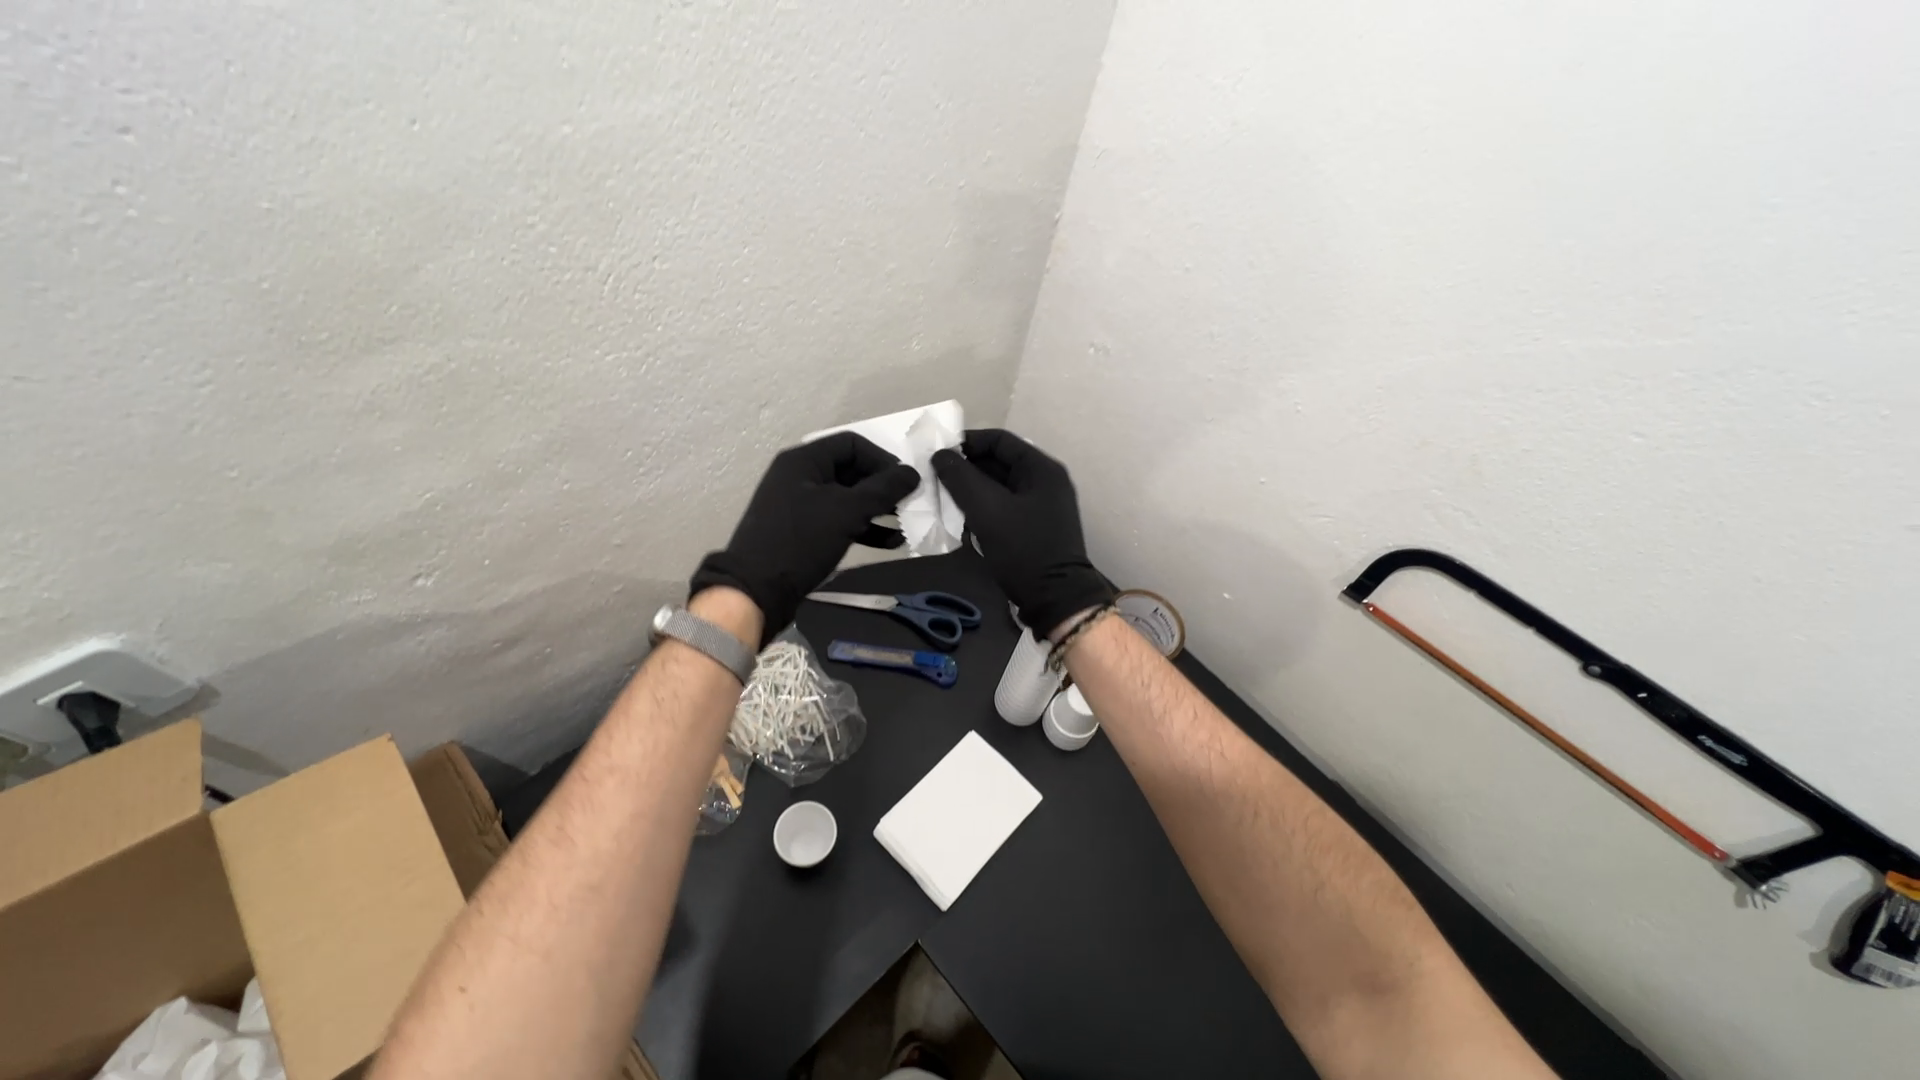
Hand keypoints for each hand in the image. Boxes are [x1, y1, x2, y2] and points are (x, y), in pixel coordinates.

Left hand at [691, 433, 920, 645]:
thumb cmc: (801, 540)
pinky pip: (839, 521)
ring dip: (877, 510)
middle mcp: (800, 476)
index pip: (852, 444)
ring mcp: (799, 505)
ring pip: (847, 499)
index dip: (882, 459)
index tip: (905, 481)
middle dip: (882, 488)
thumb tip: (912, 474)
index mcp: (803, 460)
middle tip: (908, 504)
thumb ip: (883, 490)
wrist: (757, 590)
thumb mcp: (847, 511)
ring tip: (903, 525)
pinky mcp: (803, 532)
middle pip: (851, 471)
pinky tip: (888, 543)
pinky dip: (863, 528)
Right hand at [932, 429, 1115, 637]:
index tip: (937, 454)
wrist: (1056, 600)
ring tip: (943, 499)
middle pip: (999, 463)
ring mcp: (1041, 506)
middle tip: (935, 478)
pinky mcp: (1034, 528)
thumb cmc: (1024, 550)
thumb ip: (961, 479)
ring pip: (999, 487)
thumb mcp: (988, 511)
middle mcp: (1045, 482)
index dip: (967, 442)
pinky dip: (982, 510)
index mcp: (1041, 469)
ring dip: (971, 491)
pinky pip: (1004, 508)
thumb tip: (940, 455)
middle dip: (966, 469)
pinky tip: (961, 520)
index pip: (999, 440)